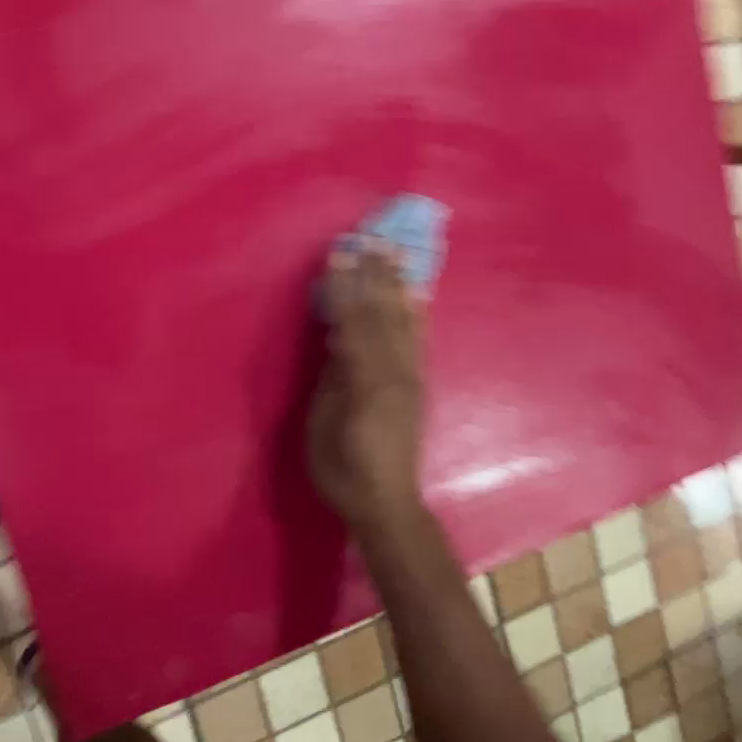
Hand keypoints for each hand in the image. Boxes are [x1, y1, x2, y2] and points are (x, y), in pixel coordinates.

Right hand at [308, 242, 428, 534]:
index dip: (344, 286)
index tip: (338, 253)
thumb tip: (338, 334)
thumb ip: (333, 375)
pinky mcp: (416, 384)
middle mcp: (394, 371)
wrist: (387, 503)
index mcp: (366, 380)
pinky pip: (418, 339)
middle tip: (369, 238)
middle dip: (373, 275)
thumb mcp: (323, 424)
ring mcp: (410, 376)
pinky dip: (416, 312)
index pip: (352, 321)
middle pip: (381, 314)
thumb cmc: (342, 469)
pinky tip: (415, 295)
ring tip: (395, 253)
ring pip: (403, 321)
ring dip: (396, 284)